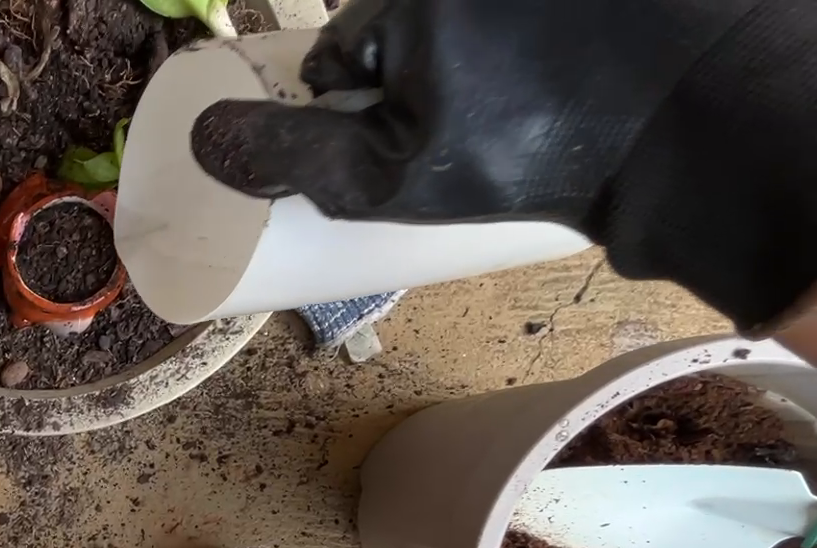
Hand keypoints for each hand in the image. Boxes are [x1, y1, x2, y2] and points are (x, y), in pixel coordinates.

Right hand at [190, 0, 816, 332]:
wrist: (697, 131)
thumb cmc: (519, 157)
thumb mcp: (380, 177)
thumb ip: (289, 151)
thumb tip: (205, 134)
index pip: (334, 49)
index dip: (344, 107)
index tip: (382, 145)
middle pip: (397, 24)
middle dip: (404, 75)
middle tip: (447, 129)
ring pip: (452, 18)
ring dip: (458, 57)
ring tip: (502, 102)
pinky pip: (505, 15)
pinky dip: (513, 38)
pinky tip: (543, 68)